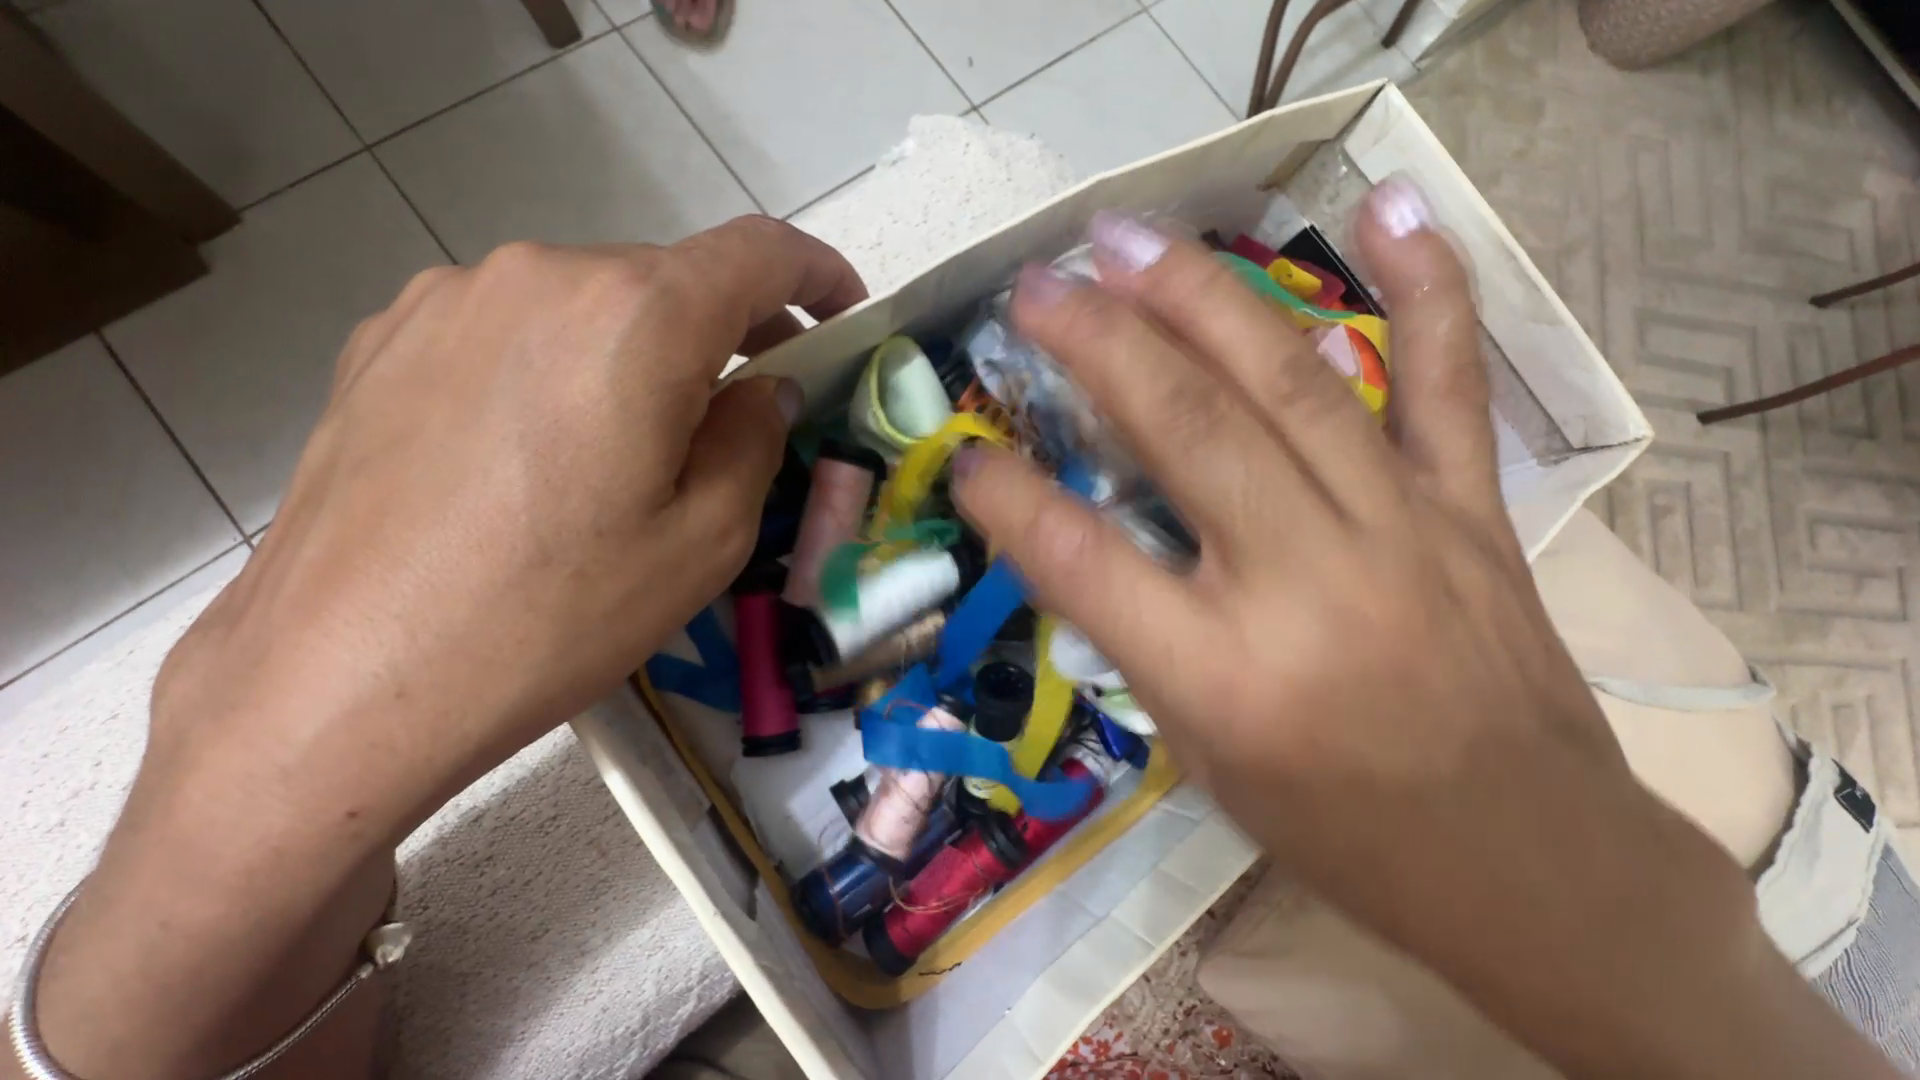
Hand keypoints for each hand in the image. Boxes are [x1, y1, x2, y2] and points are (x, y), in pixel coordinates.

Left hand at [26, 217, 862, 1079]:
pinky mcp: (386, 340)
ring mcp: (449, 298)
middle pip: (671, 280)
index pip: (760, 252)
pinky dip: (564, 365)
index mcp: (637, 316)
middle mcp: (541, 274)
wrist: (341, 680)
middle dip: (729, 333)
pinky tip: (543, 452)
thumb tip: (764, 387)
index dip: (819, 274)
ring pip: (591, 305)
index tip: (843, 316)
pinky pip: (514, 329)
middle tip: (749, 408)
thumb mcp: (704, 542)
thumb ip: (755, 438)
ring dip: (643, 353)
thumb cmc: (554, 615)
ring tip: (637, 446)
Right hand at [953, 185, 1884, 1077]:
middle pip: (1186, 430)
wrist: (1529, 863)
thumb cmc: (1341, 830)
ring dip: (1197, 295)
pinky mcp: (1471, 508)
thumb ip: (1144, 640)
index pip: (1086, 561)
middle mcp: (1307, 583)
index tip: (967, 457)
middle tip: (1034, 287)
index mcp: (1226, 676)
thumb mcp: (1204, 757)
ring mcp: (1400, 528)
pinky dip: (1424, 284)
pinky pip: (1446, 380)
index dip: (1011, 500)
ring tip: (1127, 237)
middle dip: (1095, 343)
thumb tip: (1090, 532)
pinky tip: (1383, 205)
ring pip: (1288, 381)